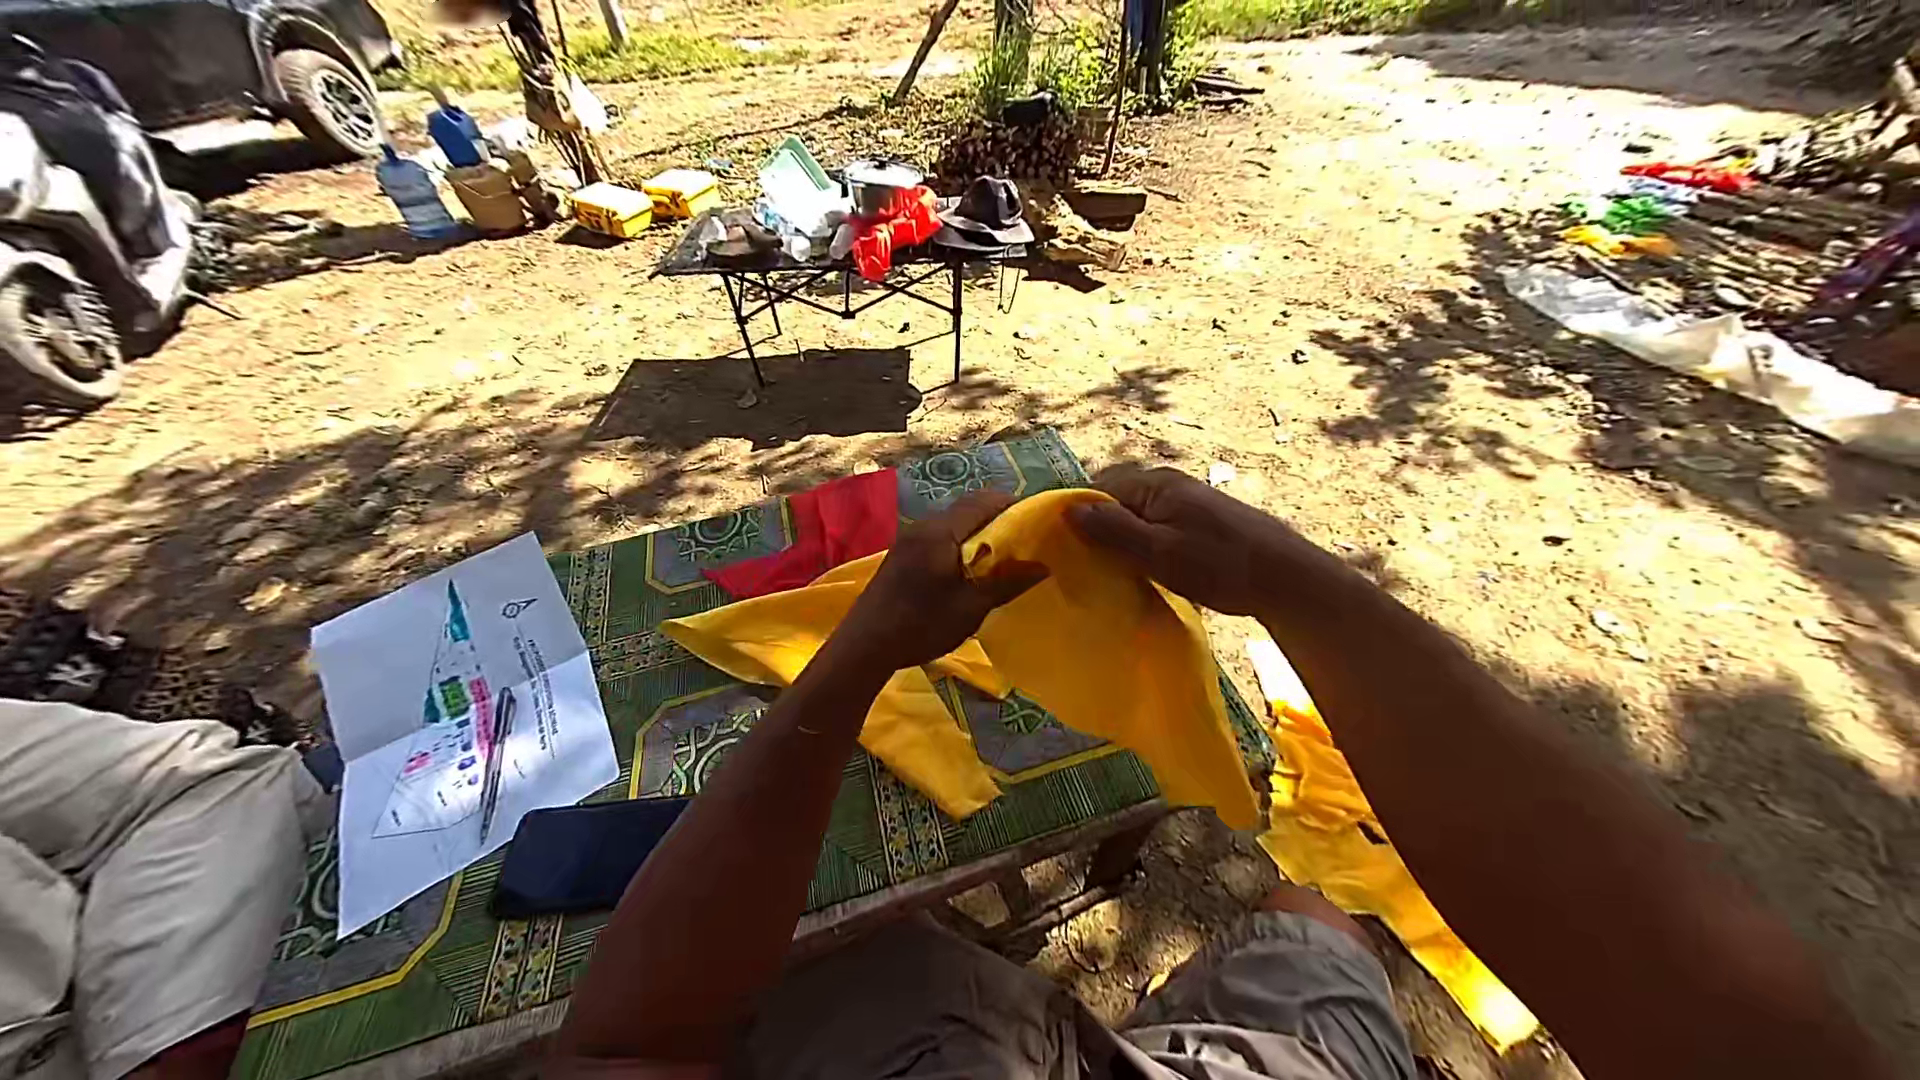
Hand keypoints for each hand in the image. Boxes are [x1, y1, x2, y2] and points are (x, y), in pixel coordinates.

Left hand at [831, 491, 1043, 672]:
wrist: (865, 645)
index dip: (1014, 505)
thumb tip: (1042, 566)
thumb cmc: (921, 624)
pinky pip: (940, 538)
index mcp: (941, 531)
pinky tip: (971, 570)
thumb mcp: (971, 607)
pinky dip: (961, 544)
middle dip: (999, 520)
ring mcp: (909, 540)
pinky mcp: (902, 556)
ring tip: (1003, 558)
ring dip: (979, 534)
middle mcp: (923, 526)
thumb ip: (1006, 582)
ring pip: (953, 524)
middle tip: (1025, 542)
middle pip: (968, 509)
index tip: (1038, 522)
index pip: (984, 500)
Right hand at [1067, 464, 1347, 616]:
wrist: (1286, 579)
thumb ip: (1112, 529)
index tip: (1064, 548)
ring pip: (1136, 517)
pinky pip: (1155, 527)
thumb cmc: (1218, 565)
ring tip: (1112, 571)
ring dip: (1122, 541)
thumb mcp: (1158, 551)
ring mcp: (1186, 501)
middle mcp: (1169, 484)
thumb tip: (1069, 509)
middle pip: (1116, 502)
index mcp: (1155, 483)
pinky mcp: (1198, 521)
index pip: (1098, 490)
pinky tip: (1143, 569)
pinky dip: (1143, 546)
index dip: (1078, 516)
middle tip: (1086, 565)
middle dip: (1099, 530)